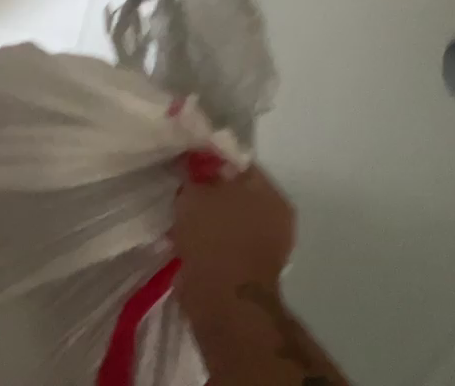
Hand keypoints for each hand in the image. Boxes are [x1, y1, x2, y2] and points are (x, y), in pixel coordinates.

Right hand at [172, 164, 294, 290]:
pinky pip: (223, 241)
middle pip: (235, 191)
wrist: (222, 296)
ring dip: (206, 216)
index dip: (210, 158)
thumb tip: (194, 163)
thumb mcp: (196, 190)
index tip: (186, 160)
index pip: (239, 163)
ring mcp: (265, 247)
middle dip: (208, 189)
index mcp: (272, 196)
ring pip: (228, 218)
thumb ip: (195, 172)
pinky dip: (206, 238)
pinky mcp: (249, 269)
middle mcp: (276, 219)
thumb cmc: (214, 234)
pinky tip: (184, 236)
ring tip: (178, 212)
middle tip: (181, 186)